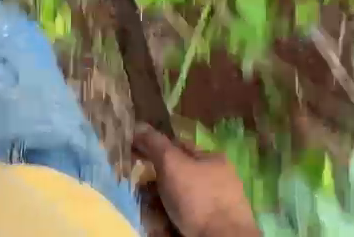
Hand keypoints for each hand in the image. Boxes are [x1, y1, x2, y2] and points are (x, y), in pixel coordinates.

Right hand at [133, 126, 259, 236]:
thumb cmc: (199, 197)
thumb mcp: (171, 162)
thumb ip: (154, 141)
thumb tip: (138, 126)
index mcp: (214, 160)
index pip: (178, 145)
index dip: (155, 148)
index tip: (136, 155)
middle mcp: (217, 180)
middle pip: (176, 174)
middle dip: (155, 180)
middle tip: (140, 187)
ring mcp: (216, 205)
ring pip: (177, 197)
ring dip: (159, 200)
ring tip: (148, 207)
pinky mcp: (210, 226)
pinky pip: (183, 216)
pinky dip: (169, 218)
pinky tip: (161, 222)